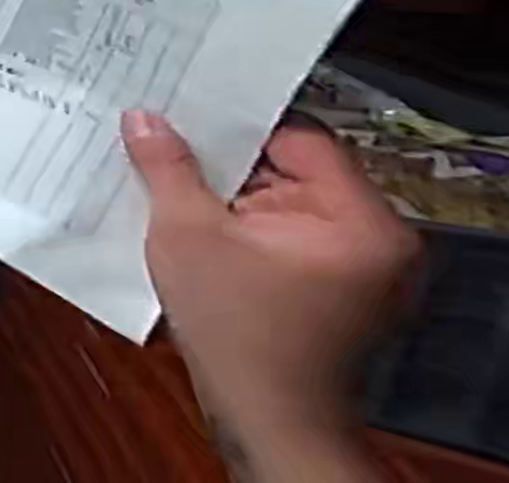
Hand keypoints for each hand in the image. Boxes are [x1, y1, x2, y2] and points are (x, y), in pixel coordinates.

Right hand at [122, 110, 417, 471]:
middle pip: (285, 164)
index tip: (179, 102)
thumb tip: (142, 116)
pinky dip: (225, 208)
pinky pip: (267, 219)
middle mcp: (367, 235)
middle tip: (156, 127)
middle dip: (217, 151)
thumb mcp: (184, 228)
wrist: (258, 406)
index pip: (299, 138)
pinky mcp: (318, 274)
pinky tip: (178, 201)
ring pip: (270, 192)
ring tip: (158, 161)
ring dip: (216, 181)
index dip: (235, 119)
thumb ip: (166, 165)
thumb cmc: (231, 317)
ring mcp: (345, 258)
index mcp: (358, 221)